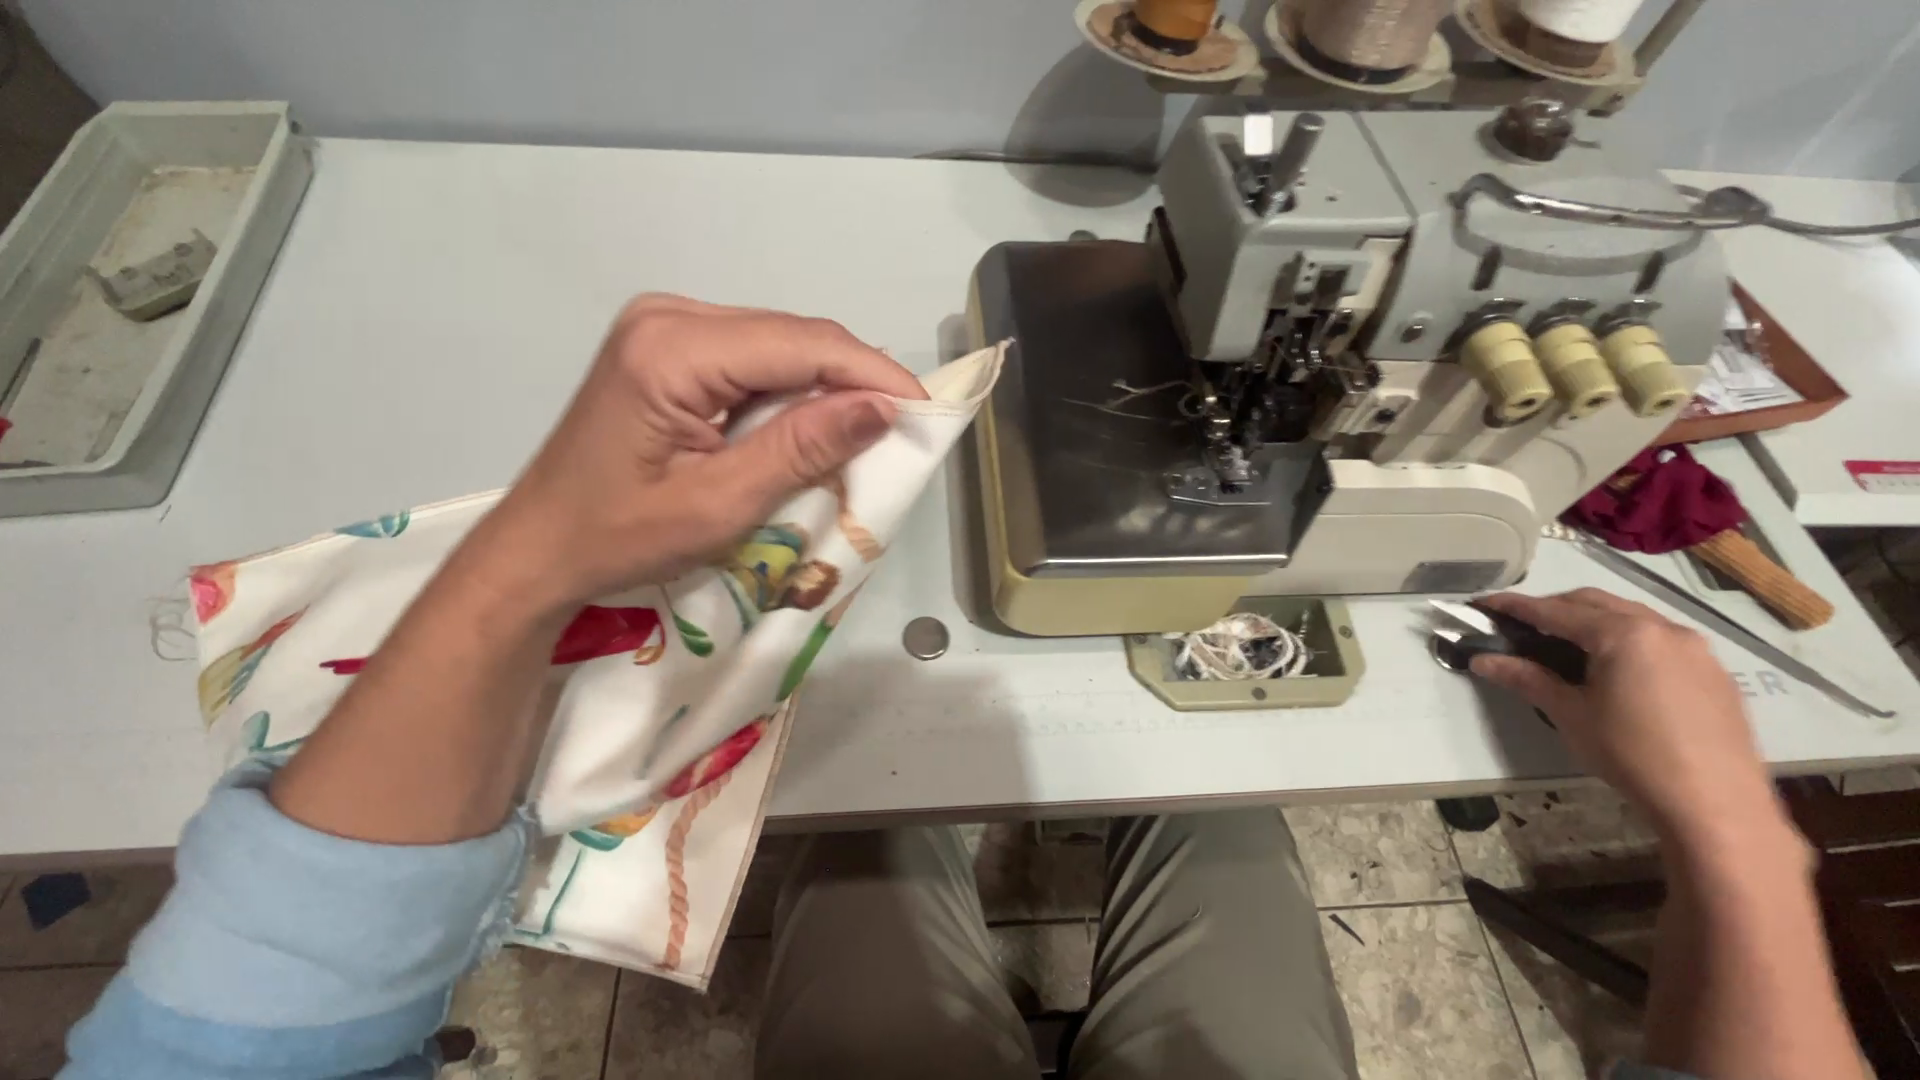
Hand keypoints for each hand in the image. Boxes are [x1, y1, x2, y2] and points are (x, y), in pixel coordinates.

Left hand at [465, 294, 926, 611]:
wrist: (542, 546)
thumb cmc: (621, 537)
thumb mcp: (720, 504)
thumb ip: (801, 448)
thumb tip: (881, 406)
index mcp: (672, 349)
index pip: (802, 345)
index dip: (872, 373)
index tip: (926, 409)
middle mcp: (669, 317)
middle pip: (793, 336)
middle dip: (853, 378)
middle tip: (904, 427)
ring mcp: (664, 326)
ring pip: (778, 343)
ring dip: (826, 385)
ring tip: (867, 430)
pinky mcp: (667, 345)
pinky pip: (752, 356)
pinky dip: (791, 389)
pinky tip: (812, 422)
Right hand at [1470, 589, 1776, 838]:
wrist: (1716, 804)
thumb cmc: (1632, 754)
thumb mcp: (1569, 714)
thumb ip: (1526, 678)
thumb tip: (1481, 660)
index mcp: (1623, 634)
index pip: (1556, 610)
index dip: (1515, 606)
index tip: (1484, 604)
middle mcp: (1663, 628)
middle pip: (1596, 603)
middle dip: (1554, 607)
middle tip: (1521, 624)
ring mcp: (1695, 648)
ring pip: (1631, 616)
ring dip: (1593, 620)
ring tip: (1564, 643)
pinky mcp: (1714, 671)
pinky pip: (1660, 638)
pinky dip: (1626, 638)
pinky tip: (1614, 667)